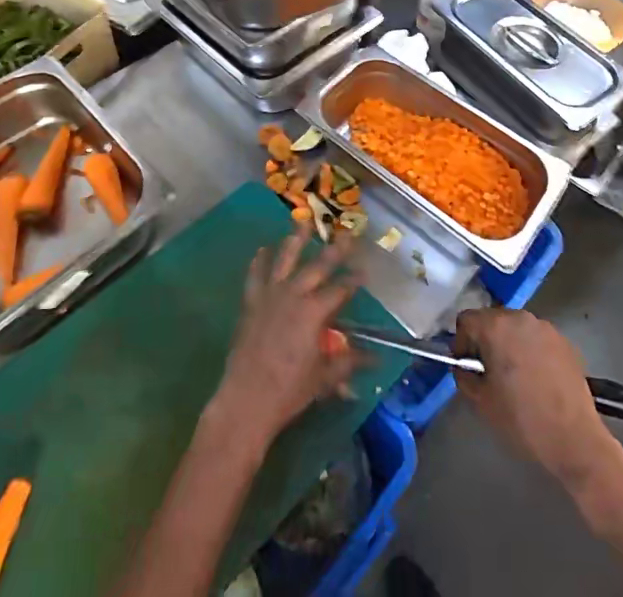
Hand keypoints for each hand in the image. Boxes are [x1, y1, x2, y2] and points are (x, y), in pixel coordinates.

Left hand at [211, 227, 360, 441]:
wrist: (246, 399)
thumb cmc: (290, 389)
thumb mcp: (325, 377)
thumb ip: (349, 362)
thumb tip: (376, 359)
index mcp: (315, 311)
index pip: (341, 289)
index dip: (354, 280)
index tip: (364, 272)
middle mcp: (293, 296)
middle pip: (317, 266)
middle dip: (334, 250)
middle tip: (345, 234)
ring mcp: (269, 297)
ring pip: (284, 260)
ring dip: (295, 241)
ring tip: (303, 222)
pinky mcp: (251, 304)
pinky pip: (256, 276)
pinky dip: (259, 261)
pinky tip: (263, 249)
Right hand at [453, 309, 620, 484]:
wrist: (573, 438)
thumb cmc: (521, 418)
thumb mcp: (480, 400)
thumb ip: (464, 375)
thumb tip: (465, 366)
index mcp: (496, 327)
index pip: (466, 320)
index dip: (461, 342)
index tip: (467, 365)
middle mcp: (521, 318)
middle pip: (492, 319)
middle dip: (485, 340)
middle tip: (487, 371)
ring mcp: (547, 328)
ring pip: (516, 328)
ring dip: (508, 344)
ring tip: (514, 376)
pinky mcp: (565, 342)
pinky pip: (537, 338)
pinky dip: (530, 350)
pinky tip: (536, 379)